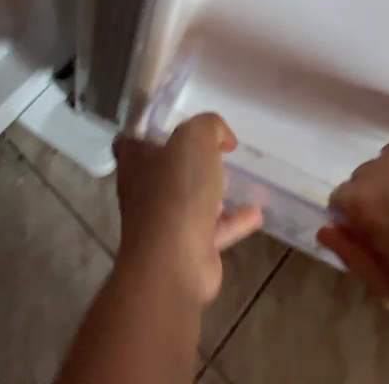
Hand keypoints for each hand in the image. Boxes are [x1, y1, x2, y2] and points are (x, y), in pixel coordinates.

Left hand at [113, 113, 263, 304]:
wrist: (173, 264)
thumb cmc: (176, 193)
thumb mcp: (194, 139)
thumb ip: (209, 126)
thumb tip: (222, 137)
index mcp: (135, 160)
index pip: (131, 139)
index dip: (151, 129)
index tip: (177, 123)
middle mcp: (144, 190)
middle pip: (163, 169)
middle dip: (185, 160)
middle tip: (213, 149)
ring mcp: (164, 222)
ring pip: (188, 199)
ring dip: (211, 190)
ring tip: (234, 177)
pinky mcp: (186, 248)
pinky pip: (213, 228)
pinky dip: (234, 220)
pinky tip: (256, 212)